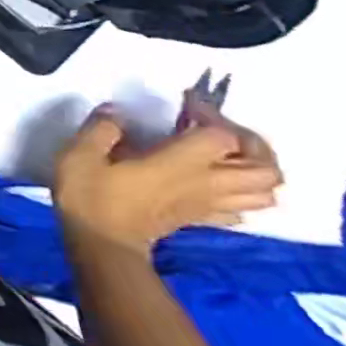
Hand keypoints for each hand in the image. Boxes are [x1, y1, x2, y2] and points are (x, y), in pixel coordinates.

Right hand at [53, 107, 282, 256]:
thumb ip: (101, 128)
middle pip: (264, 167)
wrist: (101, 241)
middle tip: (218, 129)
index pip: (222, 137)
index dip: (209, 115)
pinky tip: (215, 184)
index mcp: (181, 163)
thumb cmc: (91, 194)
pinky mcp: (202, 218)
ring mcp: (208, 204)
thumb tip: (116, 113)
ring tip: (225, 155)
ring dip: (256, 170)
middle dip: (251, 144)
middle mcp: (206, 183)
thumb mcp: (81, 153)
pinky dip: (241, 194)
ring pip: (265, 192)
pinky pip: (242, 209)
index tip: (184, 104)